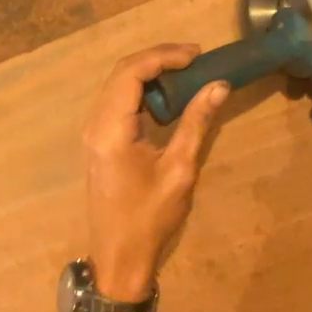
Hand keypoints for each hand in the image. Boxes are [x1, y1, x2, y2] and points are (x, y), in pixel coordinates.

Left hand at [83, 45, 229, 300]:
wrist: (119, 257)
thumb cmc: (150, 218)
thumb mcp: (180, 170)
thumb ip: (196, 123)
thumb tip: (219, 86)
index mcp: (111, 129)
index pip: (131, 72)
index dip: (164, 56)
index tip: (197, 55)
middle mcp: (95, 124)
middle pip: (121, 73)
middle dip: (158, 59)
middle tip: (195, 59)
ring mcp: (93, 133)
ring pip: (117, 85)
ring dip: (149, 72)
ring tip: (186, 72)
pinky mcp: (99, 141)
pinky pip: (117, 102)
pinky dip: (142, 91)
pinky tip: (167, 95)